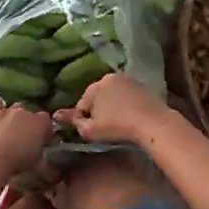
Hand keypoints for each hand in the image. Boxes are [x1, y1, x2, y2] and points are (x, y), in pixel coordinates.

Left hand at [0, 98, 52, 176]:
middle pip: (30, 113)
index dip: (44, 129)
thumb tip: (40, 148)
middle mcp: (25, 112)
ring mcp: (7, 110)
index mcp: (40, 123)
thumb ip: (41, 150)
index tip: (41, 139)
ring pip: (15, 107)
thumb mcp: (37, 161)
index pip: (46, 120)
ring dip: (14, 116)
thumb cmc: (18, 163)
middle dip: (28, 123)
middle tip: (23, 137)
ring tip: (8, 129)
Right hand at [56, 74, 173, 145]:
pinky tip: (131, 117)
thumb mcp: (90, 130)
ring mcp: (128, 80)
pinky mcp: (143, 86)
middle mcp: (110, 77)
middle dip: (99, 111)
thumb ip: (73, 122)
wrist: (152, 123)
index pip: (82, 105)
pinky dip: (127, 105)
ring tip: (120, 123)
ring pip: (113, 96)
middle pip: (97, 97)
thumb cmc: (117, 127)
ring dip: (113, 107)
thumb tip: (56, 115)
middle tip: (106, 128)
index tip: (93, 131)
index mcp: (95, 86)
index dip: (84, 120)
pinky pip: (128, 96)